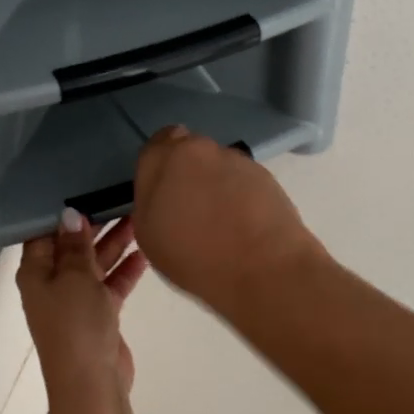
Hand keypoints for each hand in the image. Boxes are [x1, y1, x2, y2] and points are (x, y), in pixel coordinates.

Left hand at [17, 211, 148, 394]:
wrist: (92, 386)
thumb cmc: (75, 325)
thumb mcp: (75, 277)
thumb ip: (75, 245)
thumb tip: (70, 213)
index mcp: (35, 271)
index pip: (44, 231)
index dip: (62, 209)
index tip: (82, 182)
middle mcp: (52, 282)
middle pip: (72, 245)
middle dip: (95, 222)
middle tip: (117, 193)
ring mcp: (75, 300)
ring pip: (95, 262)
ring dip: (114, 242)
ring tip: (138, 214)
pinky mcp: (98, 315)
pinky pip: (110, 284)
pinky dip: (125, 270)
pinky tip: (145, 252)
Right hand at [131, 125, 326, 314]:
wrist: (264, 269)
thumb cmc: (194, 255)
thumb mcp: (147, 234)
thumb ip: (148, 200)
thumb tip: (161, 190)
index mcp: (164, 157)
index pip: (156, 144)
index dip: (159, 166)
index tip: (163, 193)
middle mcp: (199, 148)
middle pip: (188, 151)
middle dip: (188, 172)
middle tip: (190, 209)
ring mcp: (236, 160)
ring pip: (218, 166)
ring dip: (216, 184)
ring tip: (223, 223)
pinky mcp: (266, 176)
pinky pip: (244, 181)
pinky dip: (241, 196)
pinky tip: (245, 226)